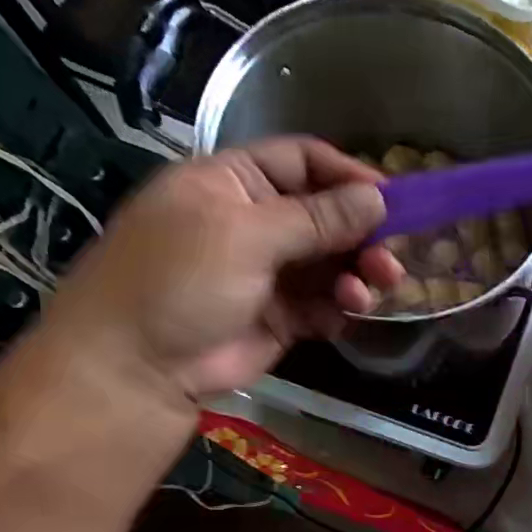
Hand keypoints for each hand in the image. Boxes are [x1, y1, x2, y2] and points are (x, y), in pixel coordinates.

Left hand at [45, 137, 402, 401]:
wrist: (138, 368)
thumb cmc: (179, 281)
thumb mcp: (244, 236)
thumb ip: (314, 218)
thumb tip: (378, 199)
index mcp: (234, 184)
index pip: (303, 163)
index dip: (348, 177)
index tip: (393, 200)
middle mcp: (254, 224)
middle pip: (325, 216)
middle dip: (361, 234)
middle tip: (390, 258)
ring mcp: (267, 274)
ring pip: (329, 264)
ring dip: (357, 273)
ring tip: (373, 288)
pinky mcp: (278, 319)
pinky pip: (322, 305)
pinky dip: (341, 308)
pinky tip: (350, 313)